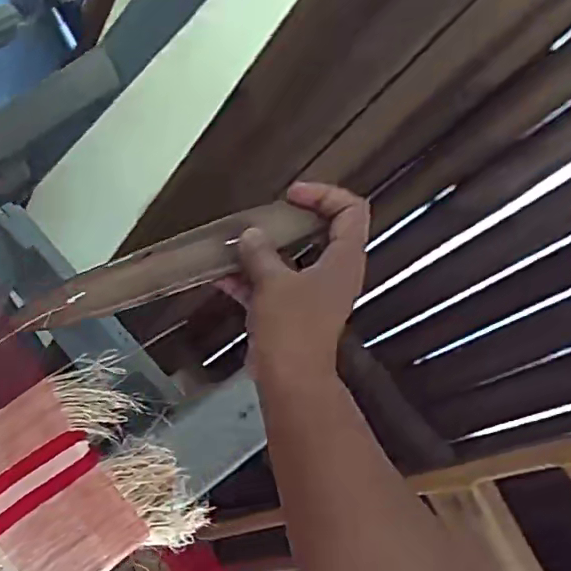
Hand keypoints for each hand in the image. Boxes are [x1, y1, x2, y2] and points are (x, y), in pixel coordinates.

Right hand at [215, 182, 370, 383]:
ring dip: (261, 255)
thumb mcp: (273, 284)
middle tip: (263, 220)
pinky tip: (221, 277)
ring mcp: (310, 294)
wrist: (288, 374)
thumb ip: (261, 256)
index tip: (292, 195)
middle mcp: (333, 271)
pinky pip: (269, 287)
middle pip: (318, 235)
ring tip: (234, 248)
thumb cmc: (291, 325)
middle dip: (288, 225)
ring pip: (289, 263)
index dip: (324, 195)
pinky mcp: (288, 313)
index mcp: (344, 258)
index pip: (350, 210)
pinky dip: (249, 280)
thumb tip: (251, 235)